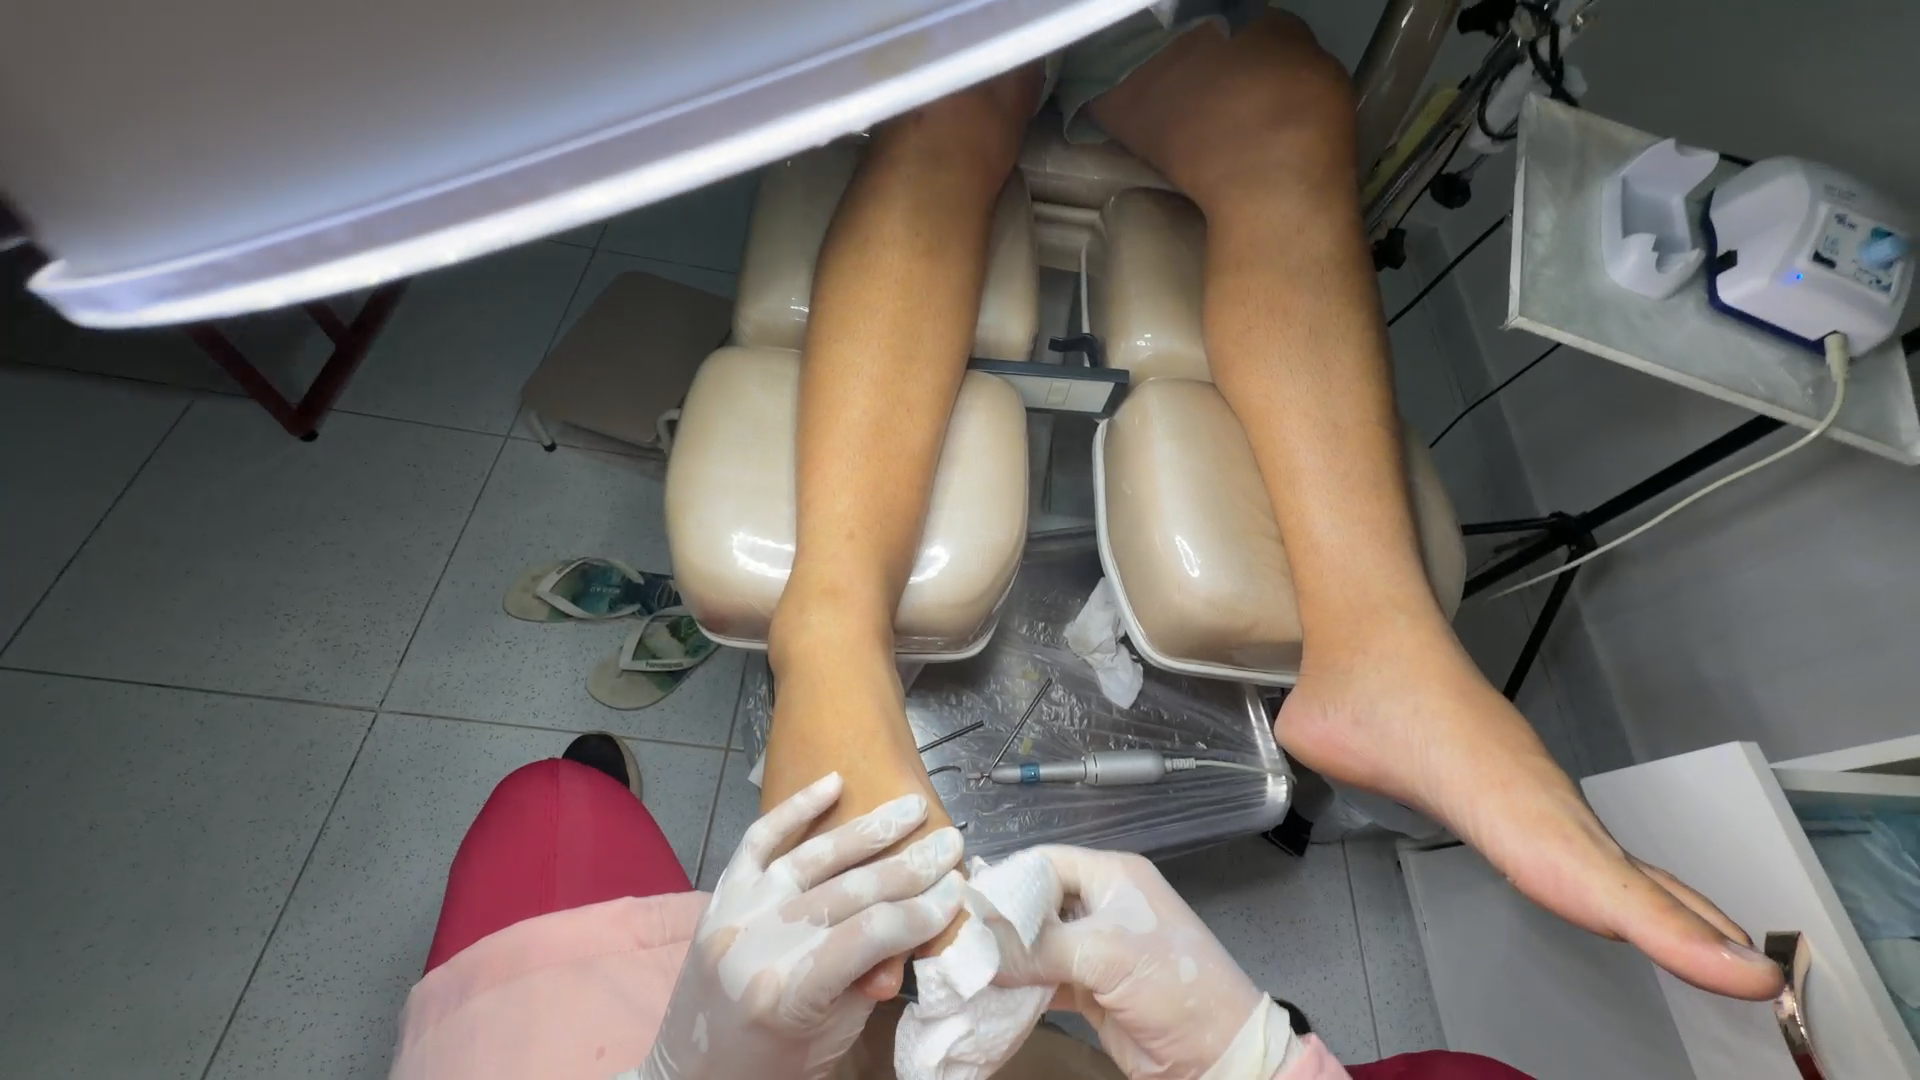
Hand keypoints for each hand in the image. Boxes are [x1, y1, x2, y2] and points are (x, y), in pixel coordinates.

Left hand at [639, 773, 965, 1079]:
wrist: (689, 1076)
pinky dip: (797, 806)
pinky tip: (834, 783)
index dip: (923, 910)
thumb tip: (914, 918)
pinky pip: (760, 837)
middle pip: (852, 890)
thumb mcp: (834, 1035)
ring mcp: (737, 909)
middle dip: (912, 865)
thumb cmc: (772, 1066)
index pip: (873, 933)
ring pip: (815, 855)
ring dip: (871, 828)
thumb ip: (871, 972)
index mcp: (789, 991)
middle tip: (951, 842)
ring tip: (913, 806)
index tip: (958, 889)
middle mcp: (760, 941)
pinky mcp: (723, 893)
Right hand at [989, 846, 1265, 1079]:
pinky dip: (1022, 985)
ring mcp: (1095, 948)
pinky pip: (1046, 978)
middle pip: (1038, 902)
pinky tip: (993, 992)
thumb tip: (979, 947)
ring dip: (1009, 956)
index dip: (1009, 877)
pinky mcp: (1091, 987)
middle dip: (1003, 920)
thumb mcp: (1104, 953)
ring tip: (967, 964)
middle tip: (959, 935)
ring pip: (1039, 943)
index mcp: (1110, 876)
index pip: (1046, 862)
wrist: (1217, 1054)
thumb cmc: (1171, 981)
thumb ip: (1039, 946)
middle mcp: (1101, 904)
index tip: (969, 899)